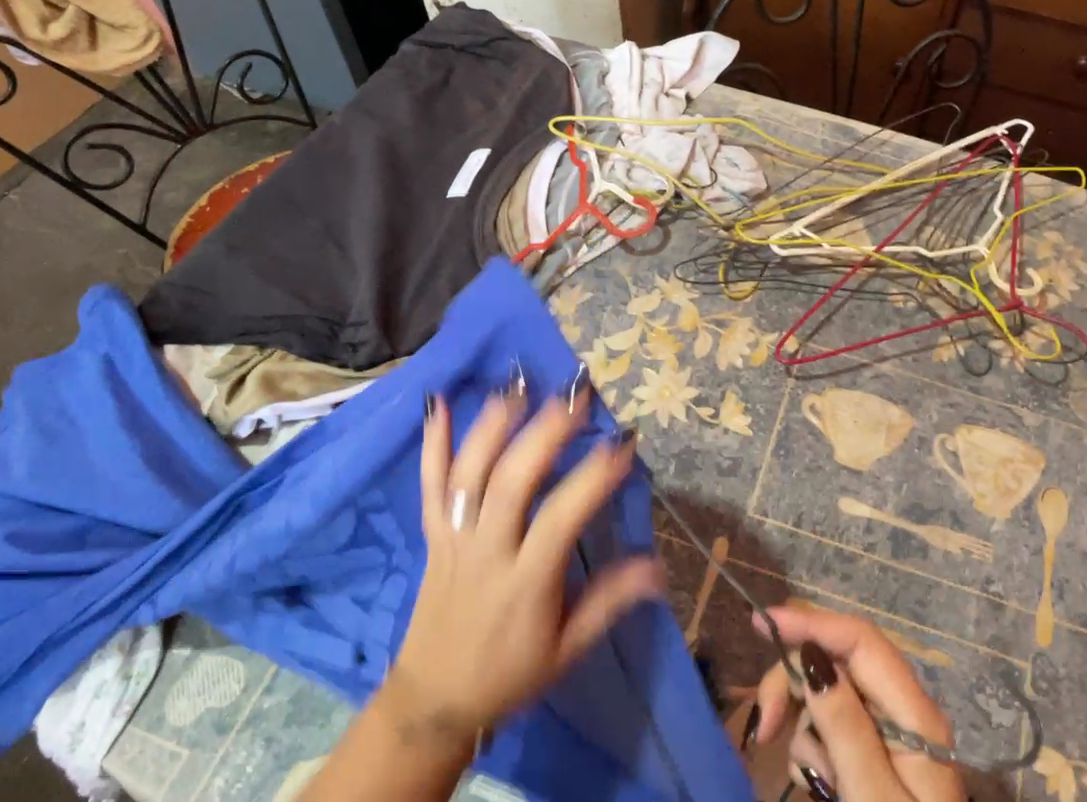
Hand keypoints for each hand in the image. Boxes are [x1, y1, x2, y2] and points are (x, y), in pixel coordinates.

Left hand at [382, 393, 664, 741]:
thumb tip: (658, 566)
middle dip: (543, 434)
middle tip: (574, 395)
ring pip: (468, 476)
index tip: (624, 441)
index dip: (593, 478)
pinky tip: (435, 402)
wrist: (434, 700)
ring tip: (518, 384)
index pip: (560, 519)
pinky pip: (428, 487)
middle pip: (510, 484)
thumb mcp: (568, 649)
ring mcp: (453, 540)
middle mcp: (486, 552)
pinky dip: (431, 444)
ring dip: (492, 426)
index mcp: (526, 582)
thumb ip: (609, 602)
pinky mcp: (431, 536)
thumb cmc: (511, 673)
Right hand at [746, 604, 966, 801]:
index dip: (813, 623)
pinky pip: (827, 730)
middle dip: (795, 683)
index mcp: (916, 715)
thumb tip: (812, 659)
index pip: (862, 640)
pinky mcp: (870, 756)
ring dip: (803, 728)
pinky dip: (811, 750)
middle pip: (838, 662)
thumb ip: (844, 727)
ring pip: (826, 696)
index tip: (762, 622)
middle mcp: (904, 712)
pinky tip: (818, 785)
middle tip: (763, 728)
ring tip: (812, 782)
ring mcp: (887, 734)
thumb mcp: (870, 799)